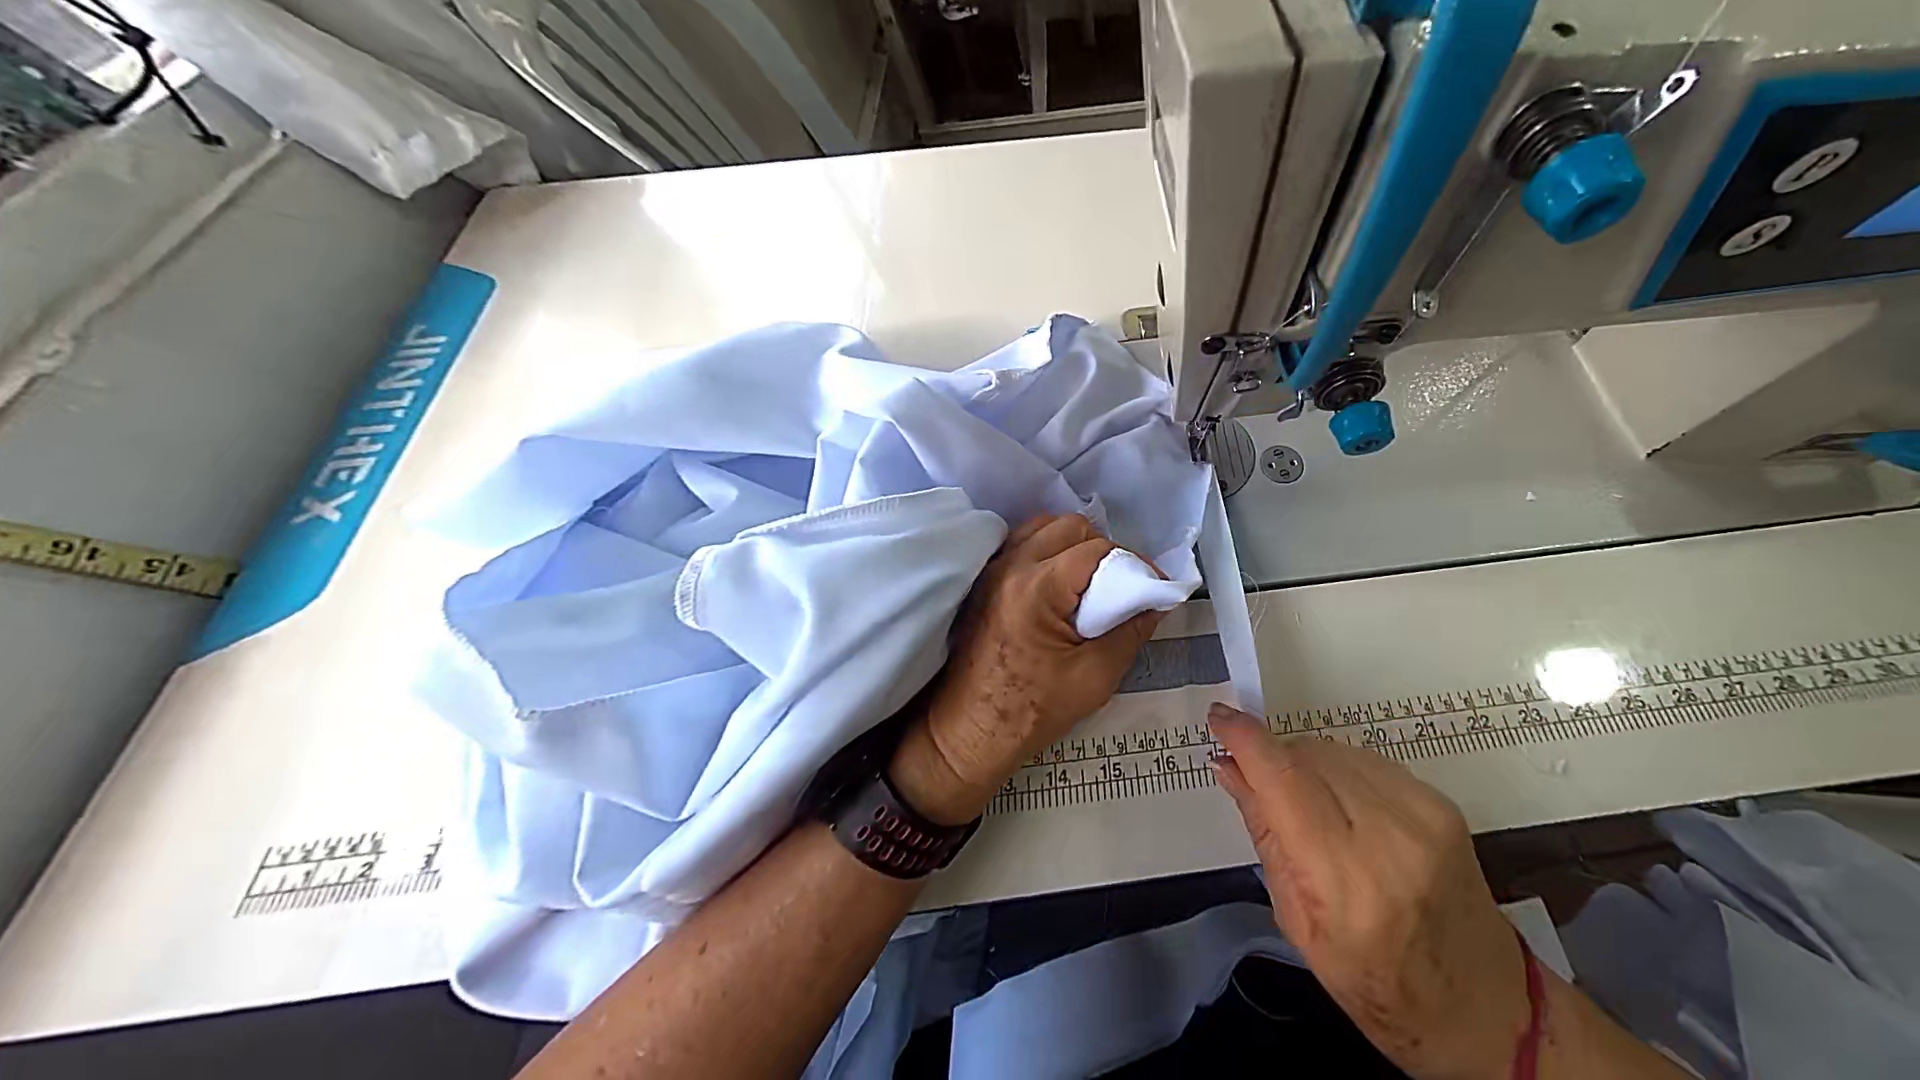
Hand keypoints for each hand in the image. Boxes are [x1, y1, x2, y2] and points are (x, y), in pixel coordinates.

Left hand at [889, 514, 1163, 823]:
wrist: (970, 731)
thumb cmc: (1031, 710)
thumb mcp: (1096, 676)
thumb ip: (1131, 630)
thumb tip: (1156, 600)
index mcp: (1036, 589)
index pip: (1096, 548)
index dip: (1133, 562)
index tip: (1152, 588)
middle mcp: (1009, 567)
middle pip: (1067, 526)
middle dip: (1102, 549)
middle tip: (1119, 586)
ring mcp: (990, 571)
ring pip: (1040, 529)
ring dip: (1070, 546)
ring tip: (1088, 586)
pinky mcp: (982, 581)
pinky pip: (1019, 545)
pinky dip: (1045, 552)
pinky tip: (1058, 587)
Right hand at [1207, 704, 1528, 1079]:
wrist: (1484, 1006)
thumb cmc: (1376, 982)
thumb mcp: (1296, 921)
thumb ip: (1263, 833)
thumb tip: (1229, 768)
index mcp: (1347, 880)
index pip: (1285, 782)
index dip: (1246, 740)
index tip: (1219, 717)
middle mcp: (1392, 838)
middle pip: (1307, 756)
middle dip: (1271, 757)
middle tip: (1253, 778)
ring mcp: (1424, 817)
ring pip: (1334, 750)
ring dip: (1303, 762)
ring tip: (1302, 802)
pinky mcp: (1442, 804)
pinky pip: (1366, 760)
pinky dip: (1338, 769)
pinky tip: (1340, 803)